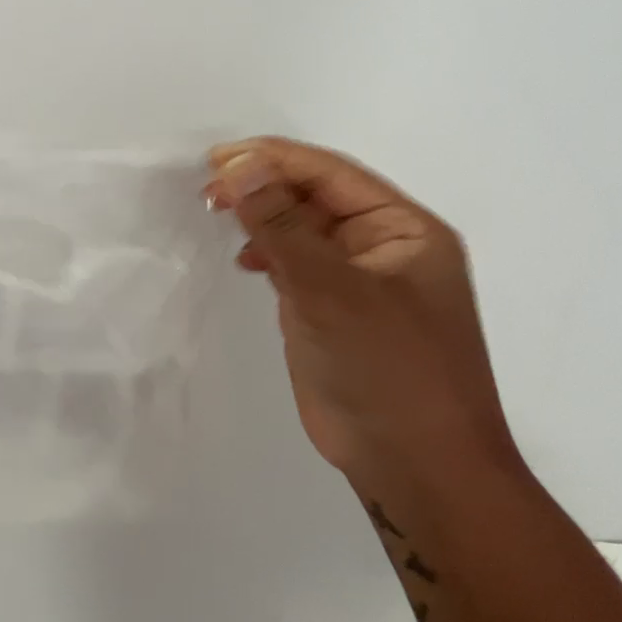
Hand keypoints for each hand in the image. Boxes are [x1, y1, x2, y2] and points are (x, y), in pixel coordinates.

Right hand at [204, 137, 519, 478]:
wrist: (415, 463)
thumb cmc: (386, 369)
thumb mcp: (330, 288)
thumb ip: (282, 224)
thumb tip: (239, 164)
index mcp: (405, 230)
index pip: (331, 174)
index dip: (273, 159)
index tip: (213, 160)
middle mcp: (387, 247)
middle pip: (316, 197)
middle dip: (263, 186)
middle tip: (205, 190)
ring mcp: (361, 282)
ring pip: (303, 230)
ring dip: (262, 217)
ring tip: (216, 215)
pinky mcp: (335, 312)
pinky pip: (298, 263)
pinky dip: (268, 253)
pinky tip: (247, 261)